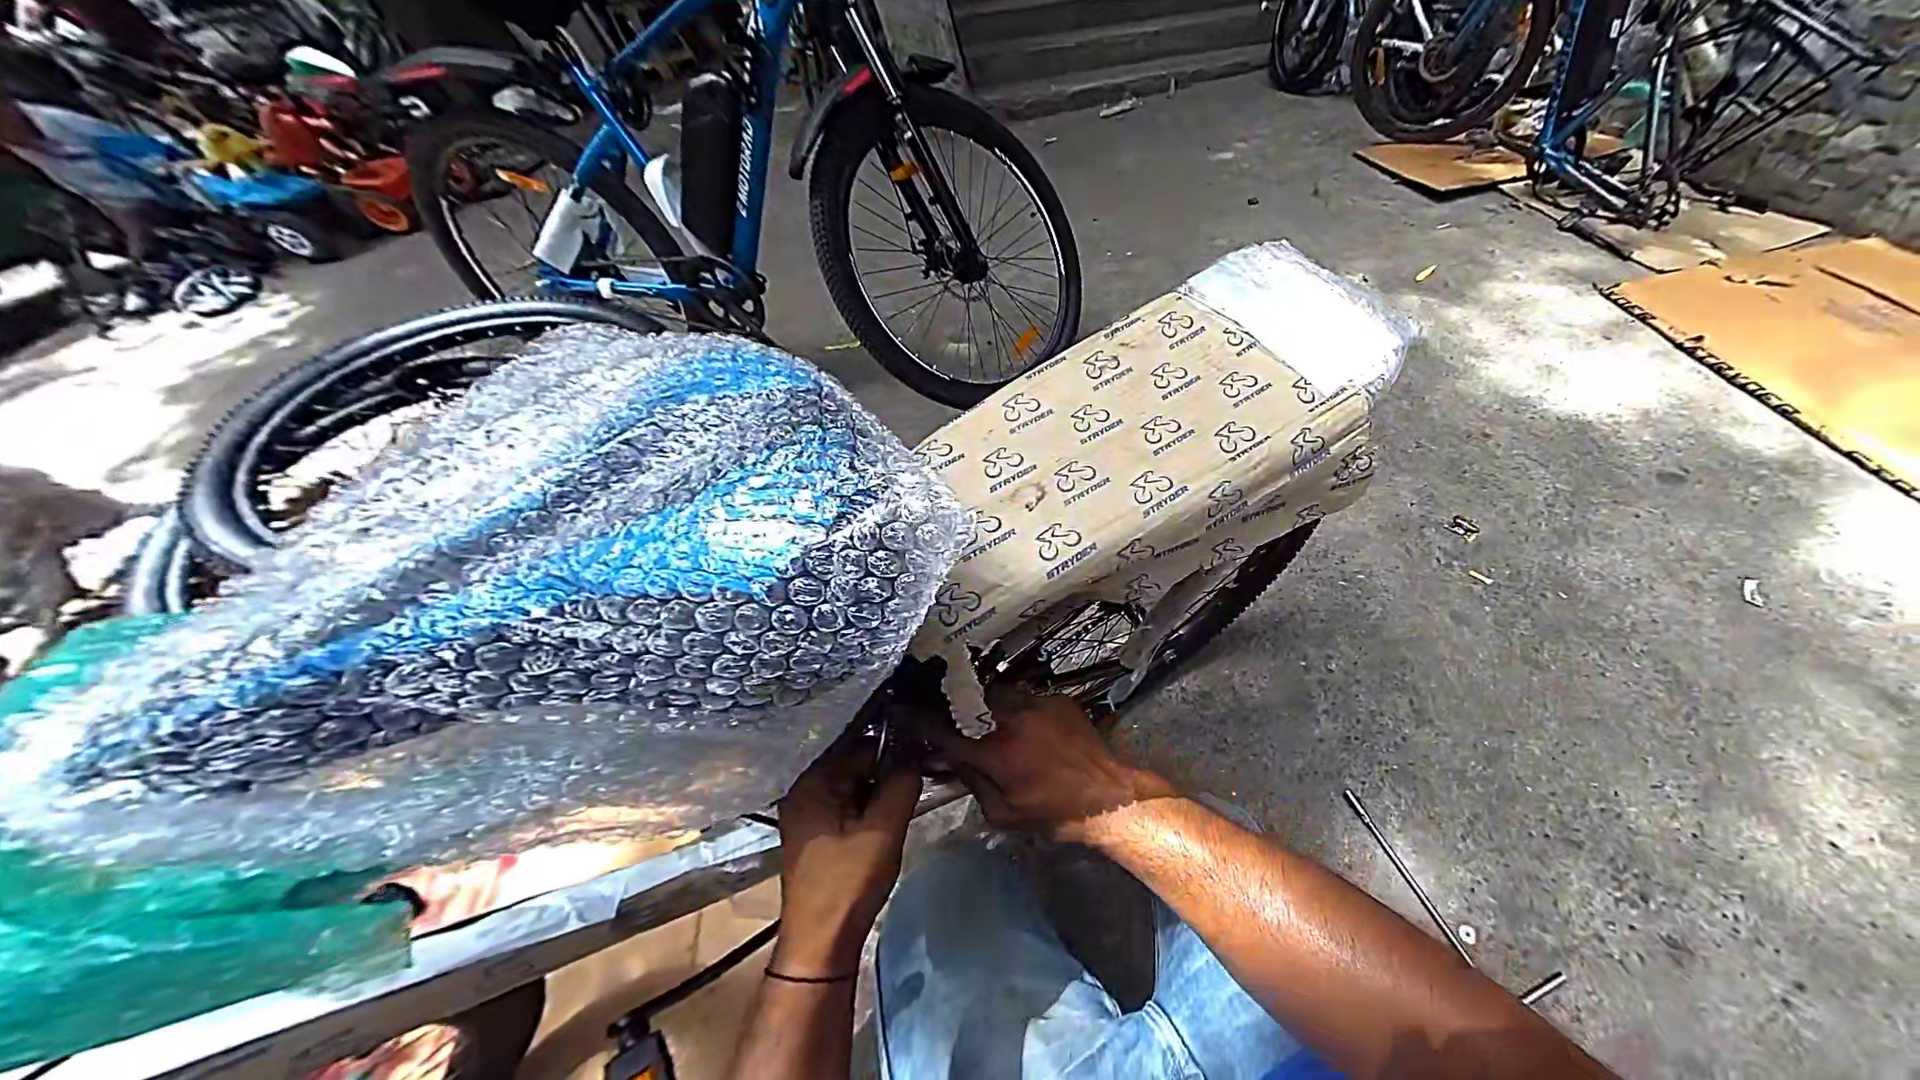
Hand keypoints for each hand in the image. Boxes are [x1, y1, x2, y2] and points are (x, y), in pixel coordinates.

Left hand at [770, 726, 921, 977]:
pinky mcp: (816, 833)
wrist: (821, 944)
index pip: (858, 744)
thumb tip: (915, 752)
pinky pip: (847, 802)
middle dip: (887, 764)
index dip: (892, 743)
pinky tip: (892, 809)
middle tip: (923, 766)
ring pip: (853, 783)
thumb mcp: (883, 829)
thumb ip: (901, 784)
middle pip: (854, 762)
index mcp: (813, 783)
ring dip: (880, 785)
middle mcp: (804, 791)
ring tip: (913, 785)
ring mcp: (808, 813)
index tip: (922, 741)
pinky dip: (869, 802)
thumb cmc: (849, 883)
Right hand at [927, 686, 1174, 841]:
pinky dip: (1011, 705)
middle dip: (951, 706)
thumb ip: (971, 781)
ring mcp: (1035, 703)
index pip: (946, 731)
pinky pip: (1022, 694)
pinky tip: (1017, 721)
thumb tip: (949, 758)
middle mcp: (1011, 719)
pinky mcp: (1054, 698)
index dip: (921, 723)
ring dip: (981, 703)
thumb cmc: (1054, 813)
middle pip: (967, 701)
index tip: (905, 714)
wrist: (1109, 797)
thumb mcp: (1004, 813)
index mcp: (996, 751)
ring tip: (980, 715)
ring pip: (993, 692)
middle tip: (944, 713)